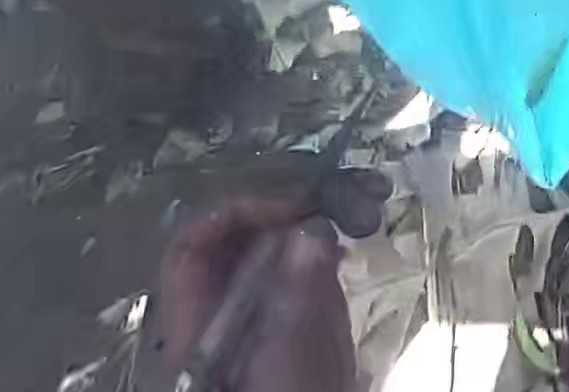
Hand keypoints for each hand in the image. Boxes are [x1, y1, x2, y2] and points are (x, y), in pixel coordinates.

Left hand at [155, 199, 355, 391]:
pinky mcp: (297, 293)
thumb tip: (313, 229)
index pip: (195, 243)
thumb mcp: (288, 375)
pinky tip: (365, 220)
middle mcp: (226, 295)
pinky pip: (309, 240)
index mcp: (198, 321)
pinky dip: (338, 219)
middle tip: (352, 195)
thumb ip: (296, 305)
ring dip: (327, 198)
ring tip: (373, 196)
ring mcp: (263, 290)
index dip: (238, 211)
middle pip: (245, 222)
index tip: (295, 208)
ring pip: (280, 223)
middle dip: (298, 195)